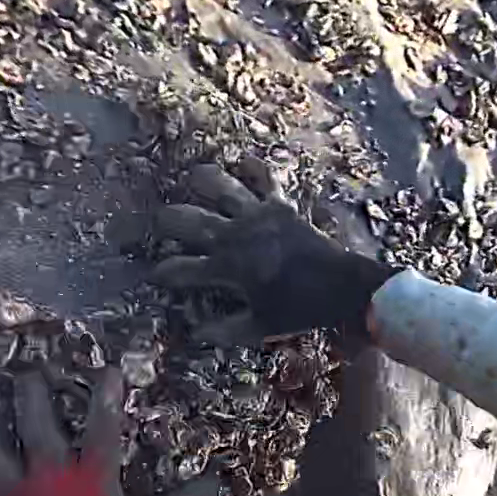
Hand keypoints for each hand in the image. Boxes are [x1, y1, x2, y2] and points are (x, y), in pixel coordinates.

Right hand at [151, 163, 394, 342]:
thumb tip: (196, 333)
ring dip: (203, 180)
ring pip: (221, 187)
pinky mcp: (279, 204)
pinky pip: (263, 177)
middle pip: (189, 221)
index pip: (183, 269)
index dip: (165, 272)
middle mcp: (234, 236)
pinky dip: (252, 167)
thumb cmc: (299, 308)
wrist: (341, 285)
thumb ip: (225, 331)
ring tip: (192, 178)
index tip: (155, 275)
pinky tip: (241, 162)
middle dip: (168, 220)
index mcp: (226, 268)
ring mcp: (256, 215)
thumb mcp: (259, 326)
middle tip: (160, 221)